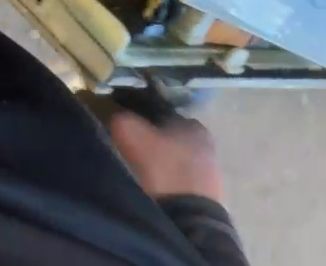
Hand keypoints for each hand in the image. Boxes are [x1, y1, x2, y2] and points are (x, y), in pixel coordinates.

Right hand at [109, 112, 225, 201]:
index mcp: (193, 124)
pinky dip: (165, 176)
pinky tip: (150, 180)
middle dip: (150, 136)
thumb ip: (121, 115)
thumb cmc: (160, 164)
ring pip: (174, 156)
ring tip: (136, 163)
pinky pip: (178, 176)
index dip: (140, 112)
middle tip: (129, 141)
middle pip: (169, 134)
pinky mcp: (207, 195)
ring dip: (158, 157)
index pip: (160, 110)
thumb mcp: (128, 129)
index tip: (125, 120)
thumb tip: (115, 114)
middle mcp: (207, 144)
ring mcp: (210, 172)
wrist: (185, 214)